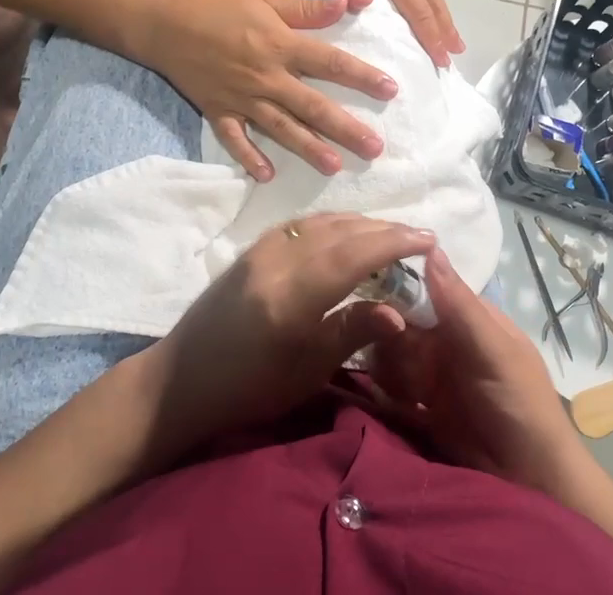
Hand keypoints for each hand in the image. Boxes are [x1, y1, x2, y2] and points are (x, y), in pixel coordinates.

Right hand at [134, 0, 397, 179]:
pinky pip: (235, 140)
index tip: (390, 90)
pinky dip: (249, 158)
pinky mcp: (218, 111)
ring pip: (281, 128)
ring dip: (308, 149)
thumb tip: (346, 5)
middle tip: (374, 148)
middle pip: (312, 106)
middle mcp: (266, 77)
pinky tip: (266, 175)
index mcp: (280, 45)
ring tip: (335, 167)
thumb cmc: (217, 4)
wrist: (164, 20)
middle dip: (345, 128)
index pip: (329, 63)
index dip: (361, 76)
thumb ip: (305, 9)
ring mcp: (241, 98)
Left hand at [134, 215, 437, 446]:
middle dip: (382, 230)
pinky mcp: (250, 251)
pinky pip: (298, 225)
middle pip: (338, 232)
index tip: (429, 239)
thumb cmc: (249, 389)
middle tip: (418, 238)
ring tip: (390, 235)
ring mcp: (258, 252)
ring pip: (318, 223)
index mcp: (290, 298)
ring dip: (358, 224)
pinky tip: (345, 234)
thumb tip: (401, 311)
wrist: (183, 380)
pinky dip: (330, 224)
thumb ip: (352, 332)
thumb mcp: (307, 371)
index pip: (352, 255)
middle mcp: (274, 263)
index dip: (393, 242)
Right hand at [368, 248, 584, 491]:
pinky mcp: (419, 404)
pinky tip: (398, 402)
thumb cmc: (520, 405)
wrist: (529, 481)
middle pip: (400, 320)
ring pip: (390, 352)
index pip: (425, 287)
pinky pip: (389, 384)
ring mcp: (432, 372)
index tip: (374, 297)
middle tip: (389, 354)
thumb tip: (431, 245)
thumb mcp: (493, 351)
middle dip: (389, 335)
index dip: (398, 288)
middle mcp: (447, 339)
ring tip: (403, 388)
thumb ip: (459, 304)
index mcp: (469, 317)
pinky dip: (386, 390)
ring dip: (388, 366)